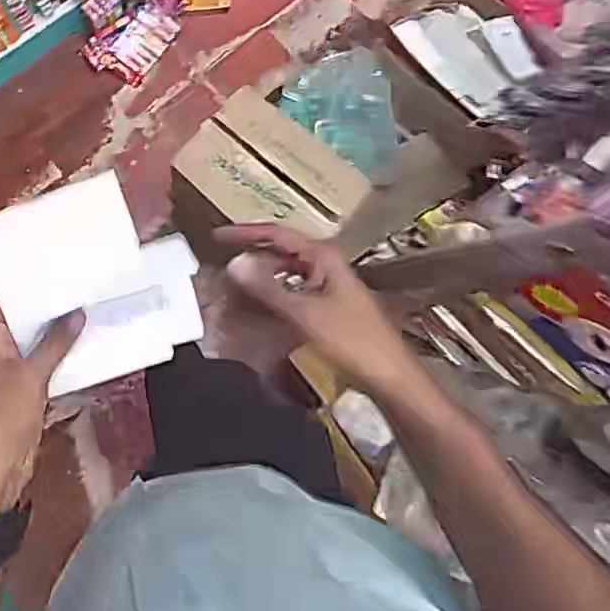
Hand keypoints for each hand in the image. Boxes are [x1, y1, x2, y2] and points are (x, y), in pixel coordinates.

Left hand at [0, 305, 84, 517]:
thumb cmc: (4, 417)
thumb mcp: (33, 375)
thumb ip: (57, 341)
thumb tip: (78, 312)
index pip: (11, 297)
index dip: (35, 285)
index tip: (64, 270)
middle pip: (25, 318)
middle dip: (52, 307)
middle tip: (85, 285)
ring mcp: (8, 366)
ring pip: (37, 340)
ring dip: (59, 332)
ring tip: (91, 308)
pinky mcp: (22, 385)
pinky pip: (42, 360)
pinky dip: (59, 354)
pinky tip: (85, 341)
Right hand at [214, 224, 426, 397]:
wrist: (391, 377)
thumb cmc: (357, 342)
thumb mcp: (306, 313)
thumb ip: (268, 288)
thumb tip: (237, 264)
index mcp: (323, 256)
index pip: (276, 234)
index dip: (244, 233)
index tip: (219, 236)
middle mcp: (325, 265)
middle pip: (279, 253)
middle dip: (250, 259)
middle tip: (222, 267)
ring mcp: (327, 285)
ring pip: (284, 275)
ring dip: (259, 281)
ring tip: (233, 290)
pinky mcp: (327, 306)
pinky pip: (291, 294)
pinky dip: (272, 299)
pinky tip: (257, 311)